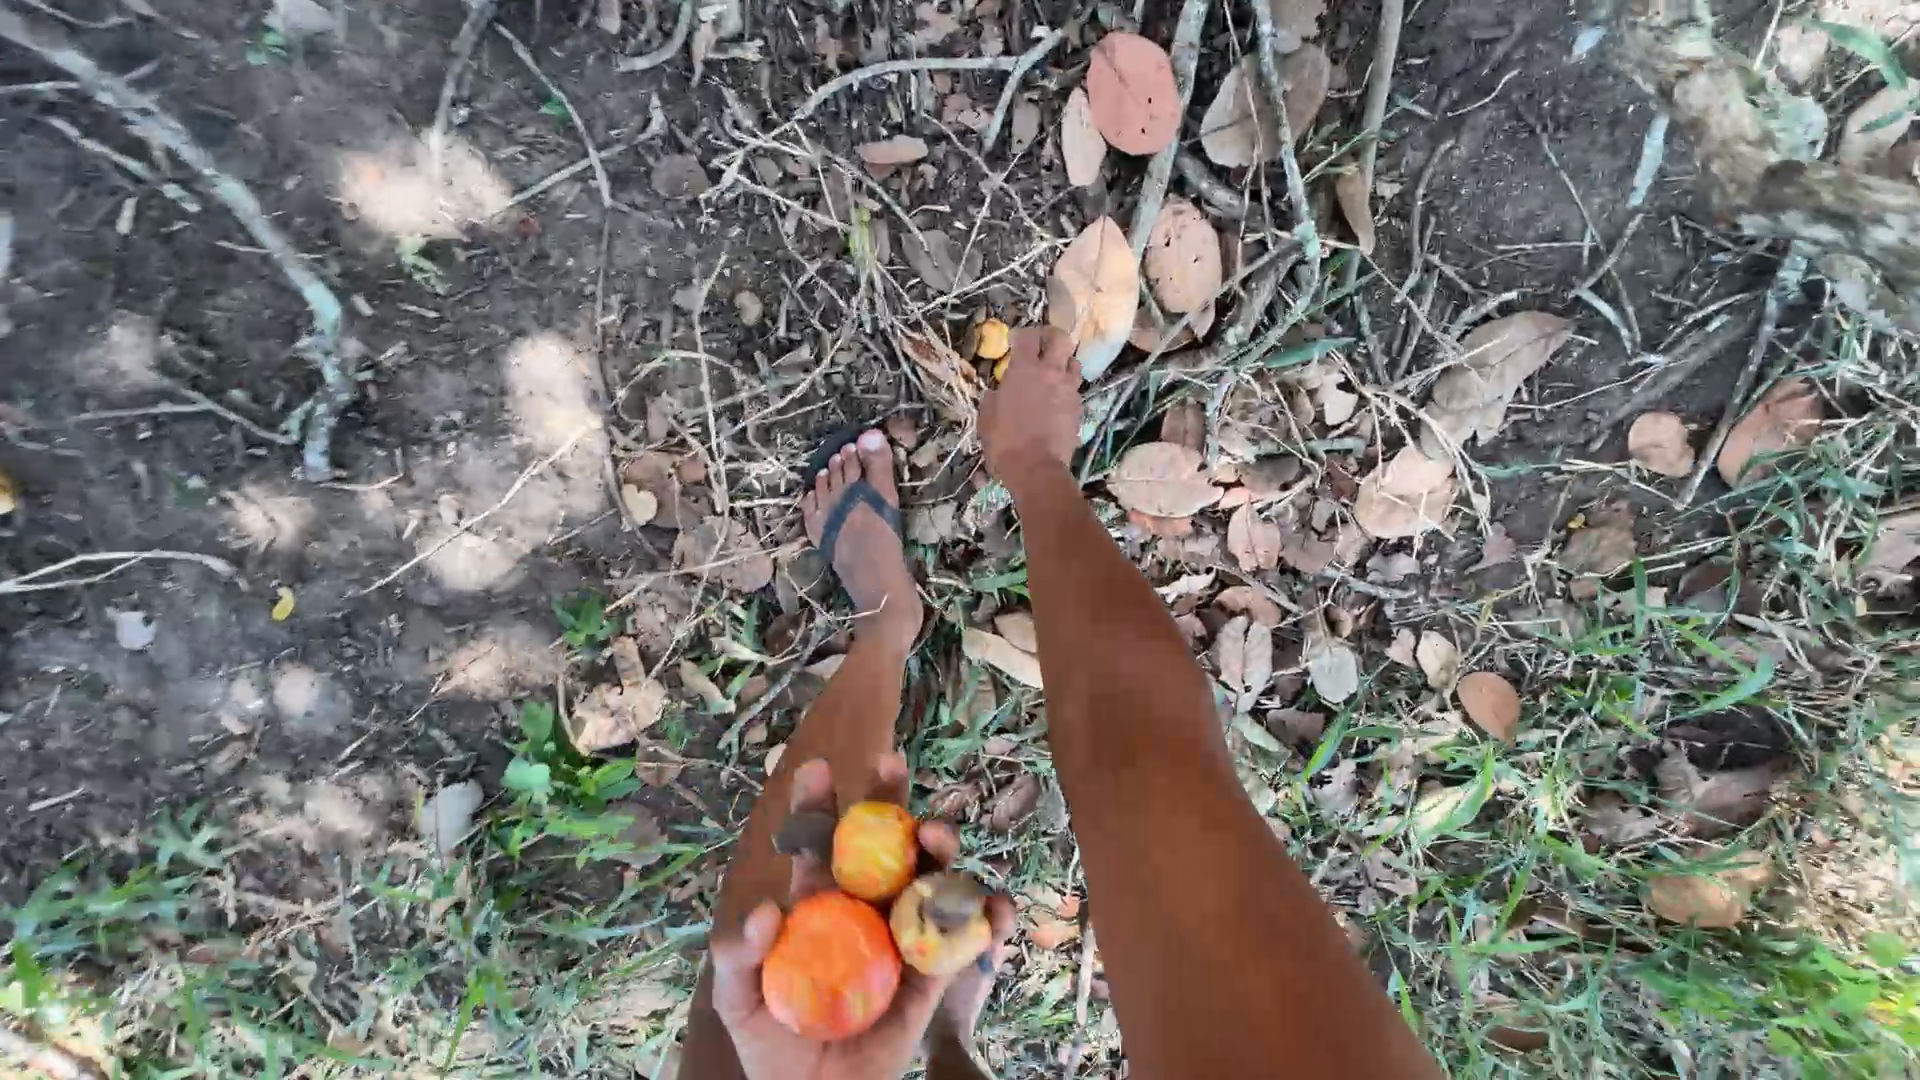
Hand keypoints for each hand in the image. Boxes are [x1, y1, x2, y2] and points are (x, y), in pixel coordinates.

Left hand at [710, 755, 1012, 1079]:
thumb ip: (738, 954)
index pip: (820, 838)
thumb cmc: (773, 1041)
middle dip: (890, 797)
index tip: (817, 769)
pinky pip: (960, 938)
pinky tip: (987, 901)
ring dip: (936, 843)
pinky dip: (980, 913)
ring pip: (928, 872)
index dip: (819, 801)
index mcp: (821, 896)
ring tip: (933, 834)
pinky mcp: (933, 971)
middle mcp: (867, 901)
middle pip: (884, 838)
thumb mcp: (738, 997)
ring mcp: (903, 930)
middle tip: (890, 766)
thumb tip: (769, 911)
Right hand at [979, 325, 1081, 488]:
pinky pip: (1076, 388)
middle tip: (1042, 344)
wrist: (1036, 468)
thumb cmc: (1004, 442)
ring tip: (1054, 371)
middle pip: (1061, 339)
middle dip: (1052, 337)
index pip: (1028, 336)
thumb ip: (994, 398)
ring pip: (1074, 362)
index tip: (1016, 341)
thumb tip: (998, 392)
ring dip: (1064, 362)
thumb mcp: (987, 418)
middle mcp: (1050, 373)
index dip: (1022, 334)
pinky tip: (1058, 398)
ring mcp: (1069, 389)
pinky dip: (1068, 387)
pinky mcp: (1079, 408)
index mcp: (1024, 370)